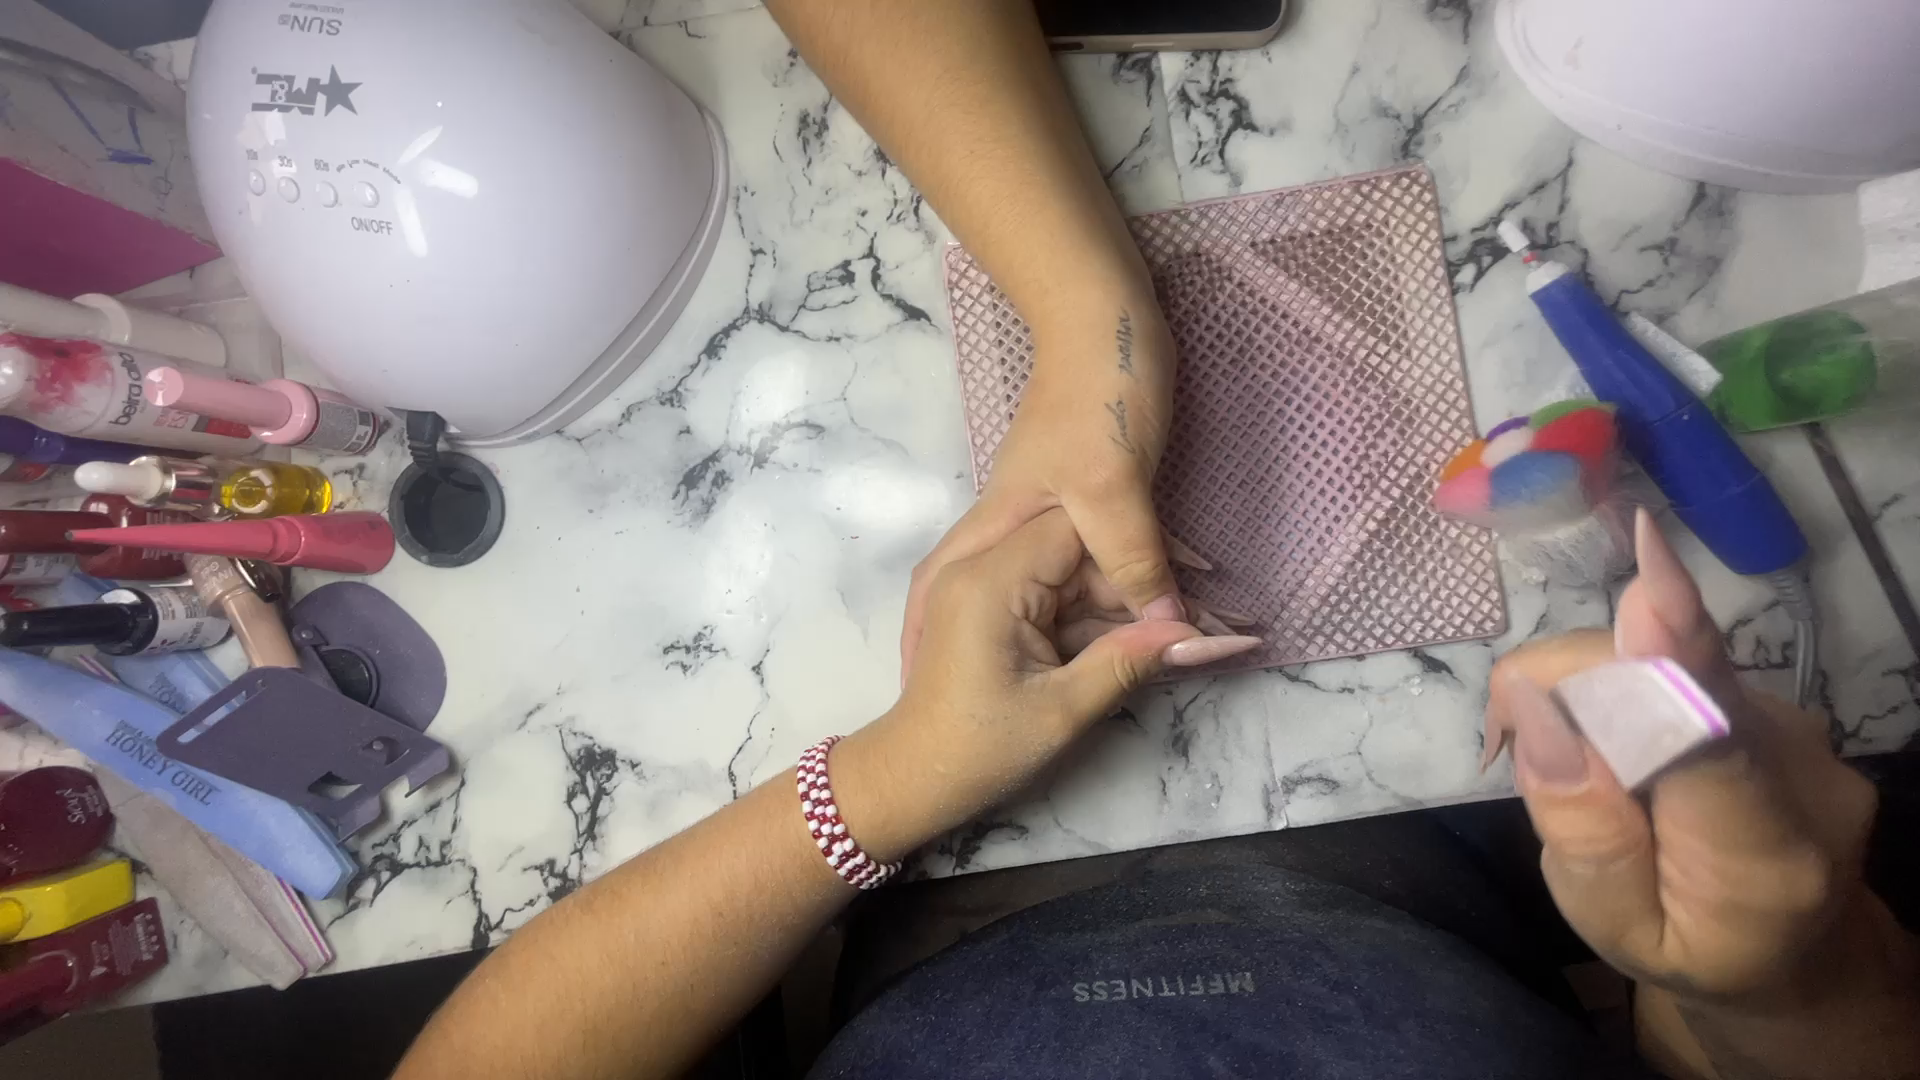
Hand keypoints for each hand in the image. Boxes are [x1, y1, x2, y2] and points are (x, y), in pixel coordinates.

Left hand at [837, 509, 1258, 861]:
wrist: (916, 777)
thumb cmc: (984, 747)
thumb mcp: (1065, 707)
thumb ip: (1132, 660)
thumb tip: (1206, 638)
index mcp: (989, 580)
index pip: (1073, 529)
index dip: (1128, 556)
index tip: (1174, 595)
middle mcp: (976, 566)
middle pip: (1067, 549)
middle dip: (1122, 588)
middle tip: (1175, 628)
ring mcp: (973, 582)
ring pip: (1058, 571)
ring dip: (1105, 606)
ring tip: (1153, 642)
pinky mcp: (979, 602)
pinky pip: (1040, 591)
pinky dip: (1079, 616)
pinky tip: (1116, 643)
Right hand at [903, 302, 1182, 677]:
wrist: (1109, 324)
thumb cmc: (1096, 398)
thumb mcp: (1111, 485)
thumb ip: (1130, 559)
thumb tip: (1161, 635)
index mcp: (995, 530)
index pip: (935, 596)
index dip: (923, 648)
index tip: (925, 705)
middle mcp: (1009, 531)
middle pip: (995, 606)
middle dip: (1001, 658)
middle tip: (1016, 716)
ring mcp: (1044, 517)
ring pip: (1051, 590)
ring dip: (1075, 631)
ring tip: (1081, 686)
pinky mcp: (1082, 504)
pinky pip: (1089, 568)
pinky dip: (1111, 596)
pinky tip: (1134, 619)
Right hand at [1486, 510, 1889, 1012]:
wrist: (1797, 952)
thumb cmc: (1686, 944)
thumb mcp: (1611, 921)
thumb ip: (1578, 830)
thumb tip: (1536, 713)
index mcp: (1759, 852)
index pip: (1708, 737)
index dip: (1671, 652)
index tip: (1653, 568)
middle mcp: (1796, 766)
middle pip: (1642, 676)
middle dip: (1552, 690)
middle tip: (1509, 752)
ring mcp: (1789, 722)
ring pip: (1637, 654)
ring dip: (1568, 688)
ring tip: (1557, 754)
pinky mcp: (1765, 697)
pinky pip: (1653, 653)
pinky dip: (1597, 683)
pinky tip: (1595, 732)